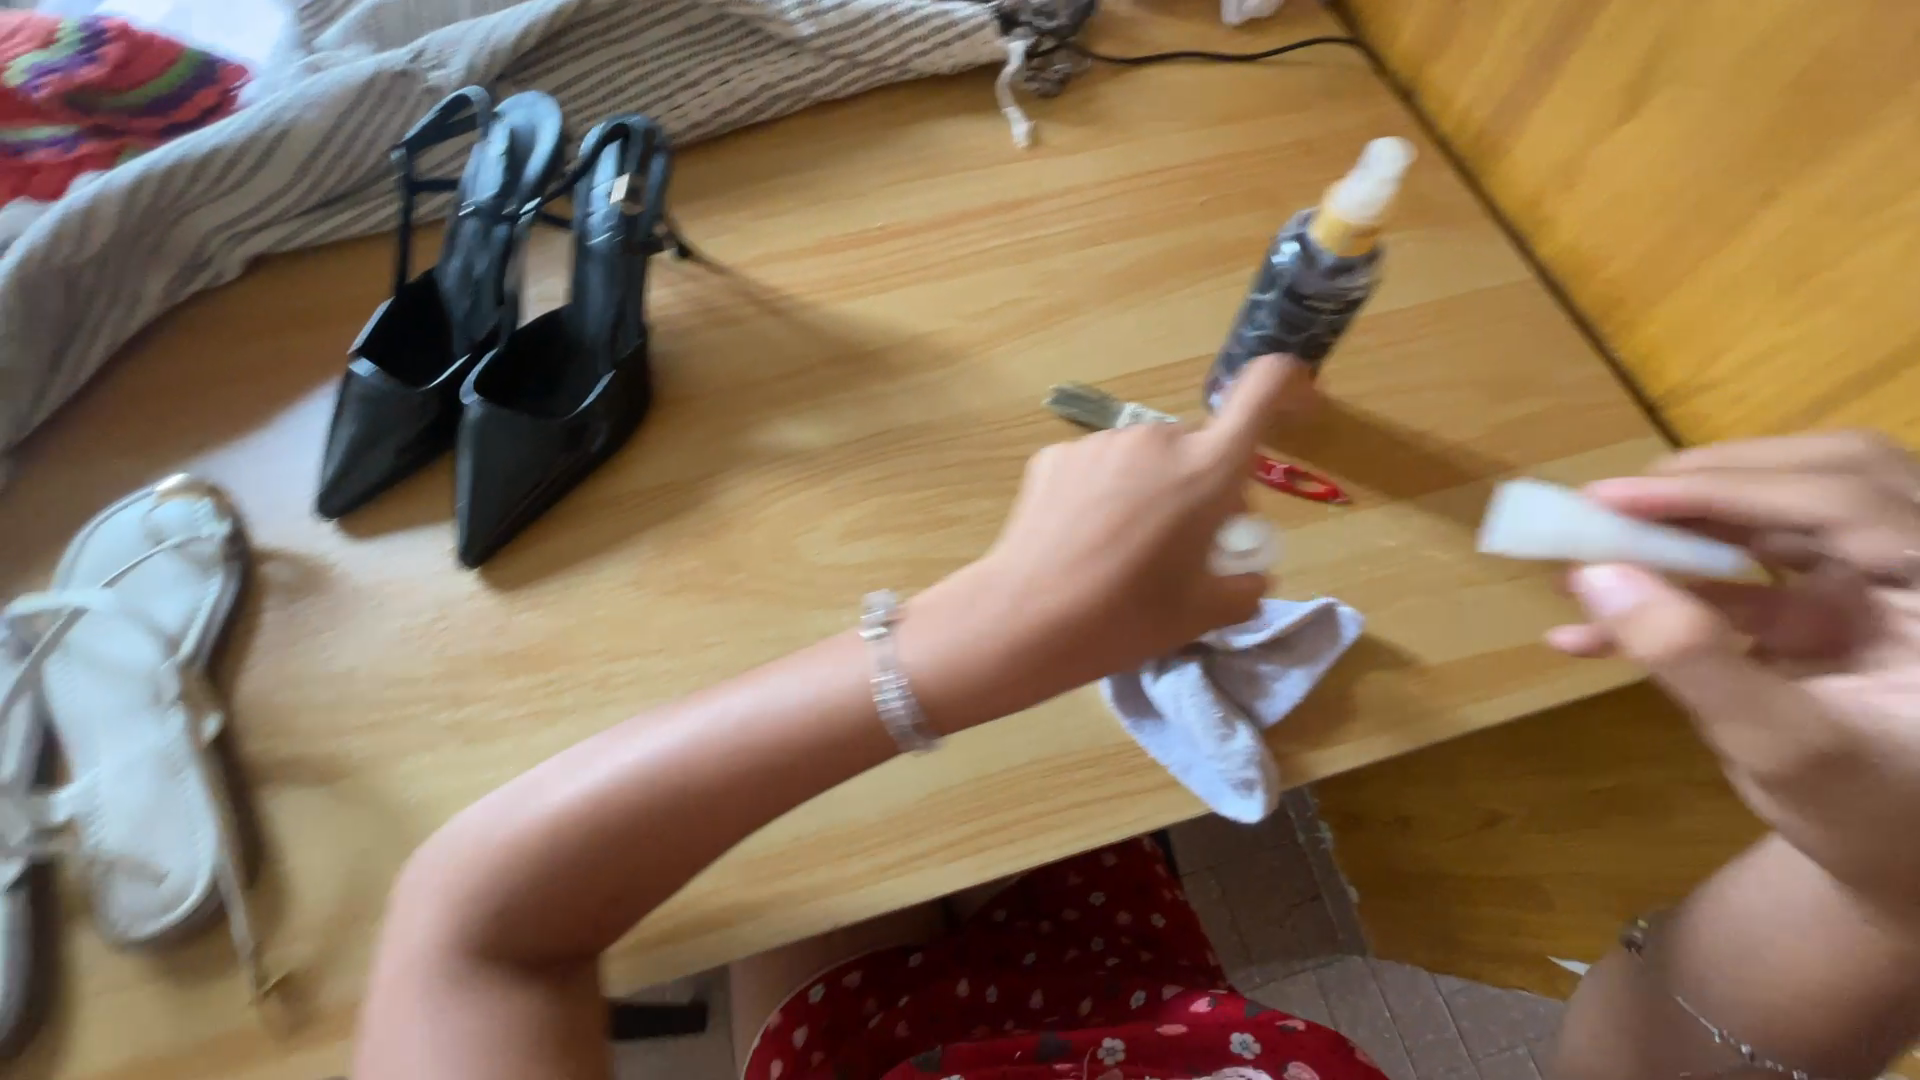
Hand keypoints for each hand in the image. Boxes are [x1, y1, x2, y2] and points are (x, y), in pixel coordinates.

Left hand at [907, 357, 1292, 718]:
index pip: (1264, 388)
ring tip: (1119, 547)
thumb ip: (1244, 585)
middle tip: (1180, 543)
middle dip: (1201, 484)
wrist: (1028, 618)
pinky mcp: (1053, 456)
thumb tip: (1248, 573)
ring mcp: (1098, 444)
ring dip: (1147, 487)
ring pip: (1143, 457)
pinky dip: (1101, 492)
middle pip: (1196, 446)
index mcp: (1207, 468)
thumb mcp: (1204, 614)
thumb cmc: (1127, 618)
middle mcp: (1155, 439)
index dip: (1289, 387)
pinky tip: (1080, 537)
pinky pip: (1097, 466)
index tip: (1297, 408)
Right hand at [1546, 432, 1919, 925]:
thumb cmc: (1875, 823)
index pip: (1841, 501)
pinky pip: (1735, 584)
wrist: (1903, 872)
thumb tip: (1591, 574)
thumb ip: (1690, 658)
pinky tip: (1581, 634)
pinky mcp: (1823, 612)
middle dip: (1701, 486)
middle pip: (1818, 481)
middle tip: (1603, 507)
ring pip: (1773, 519)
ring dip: (1674, 530)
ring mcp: (1878, 590)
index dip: (1719, 489)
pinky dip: (1659, 598)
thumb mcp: (1783, 749)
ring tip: (1585, 551)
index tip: (1606, 498)